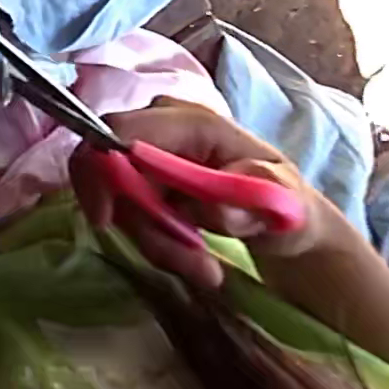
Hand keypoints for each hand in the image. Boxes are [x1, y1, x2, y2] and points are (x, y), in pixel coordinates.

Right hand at [71, 98, 345, 288]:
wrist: (285, 217)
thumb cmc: (286, 203)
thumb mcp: (286, 204)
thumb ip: (251, 204)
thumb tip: (213, 212)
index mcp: (191, 121)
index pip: (120, 130)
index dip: (101, 169)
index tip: (106, 220)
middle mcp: (160, 123)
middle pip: (110, 166)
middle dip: (139, 221)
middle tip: (191, 264)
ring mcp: (148, 145)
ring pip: (115, 193)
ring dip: (152, 237)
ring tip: (204, 268)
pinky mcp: (141, 170)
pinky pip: (124, 205)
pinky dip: (150, 236)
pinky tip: (188, 253)